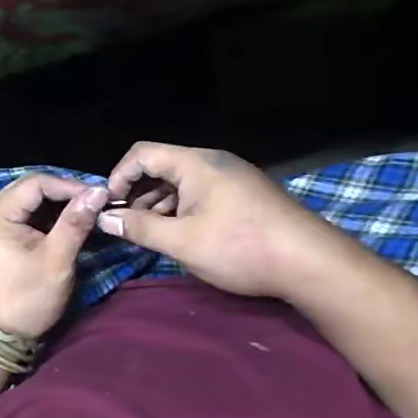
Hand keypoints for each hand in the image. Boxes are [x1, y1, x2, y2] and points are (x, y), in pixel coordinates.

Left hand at [0, 174, 107, 338]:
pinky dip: (48, 218)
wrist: (0, 336)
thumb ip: (75, 222)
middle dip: (65, 193)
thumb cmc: (27, 299)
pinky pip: (25, 217)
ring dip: (58, 206)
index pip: (36, 183)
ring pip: (30, 202)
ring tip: (88, 212)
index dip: (70, 185)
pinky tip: (71, 224)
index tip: (100, 195)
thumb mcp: (56, 259)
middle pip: (31, 189)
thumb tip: (99, 191)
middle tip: (96, 202)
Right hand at [98, 141, 331, 298]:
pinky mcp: (242, 194)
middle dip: (136, 193)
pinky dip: (179, 209)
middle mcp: (213, 162)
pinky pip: (199, 193)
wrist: (312, 264)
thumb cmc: (240, 247)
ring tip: (148, 234)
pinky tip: (177, 235)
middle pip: (160, 166)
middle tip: (125, 224)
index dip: (118, 176)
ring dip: (157, 205)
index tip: (110, 207)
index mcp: (196, 163)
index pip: (142, 153)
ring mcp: (231, 177)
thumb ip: (139, 228)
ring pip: (179, 182)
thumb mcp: (181, 242)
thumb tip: (105, 219)